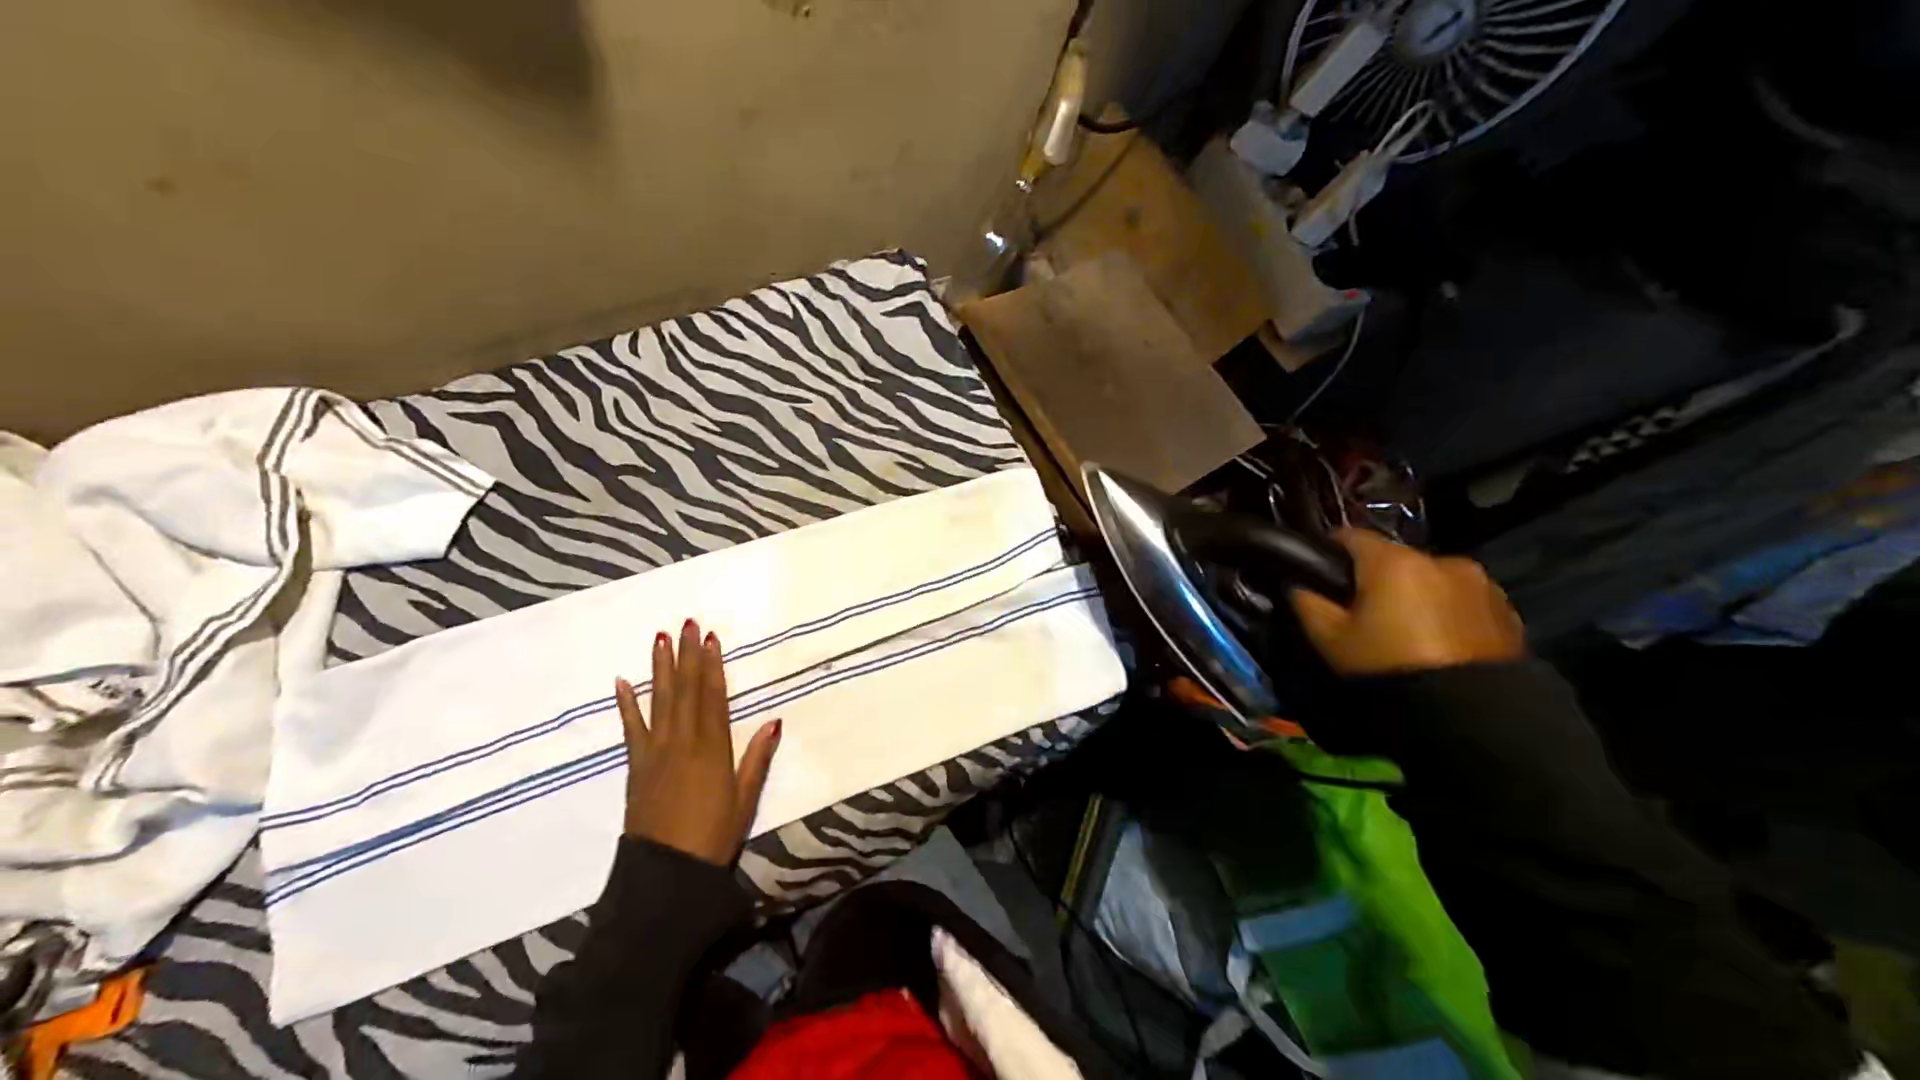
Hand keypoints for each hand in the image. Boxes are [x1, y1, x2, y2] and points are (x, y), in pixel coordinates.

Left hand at [616, 618, 781, 864]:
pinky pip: (631, 728)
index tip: (711, 637)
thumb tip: (774, 720)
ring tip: (660, 639)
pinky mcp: (637, 766)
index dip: (712, 665)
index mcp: (712, 748)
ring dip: (659, 668)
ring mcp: (655, 752)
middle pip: (685, 690)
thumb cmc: (714, 835)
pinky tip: (622, 682)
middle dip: (687, 655)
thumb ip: (757, 758)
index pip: (712, 696)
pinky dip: (626, 705)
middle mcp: (682, 741)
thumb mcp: (745, 798)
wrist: (665, 872)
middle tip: (687, 623)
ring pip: (659, 701)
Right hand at [1290, 528, 1525, 675]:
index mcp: (1393, 561)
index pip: (1349, 536)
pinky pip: (1461, 599)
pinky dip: (1446, 611)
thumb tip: (1299, 586)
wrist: (1471, 713)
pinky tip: (1438, 642)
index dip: (1329, 552)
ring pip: (1430, 578)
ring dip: (1415, 593)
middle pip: (1393, 559)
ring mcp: (1479, 583)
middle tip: (1362, 613)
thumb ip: (1307, 603)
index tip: (1321, 575)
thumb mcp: (1330, 640)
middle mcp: (1440, 559)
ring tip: (1405, 630)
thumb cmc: (1388, 666)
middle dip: (1376, 578)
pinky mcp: (1506, 609)